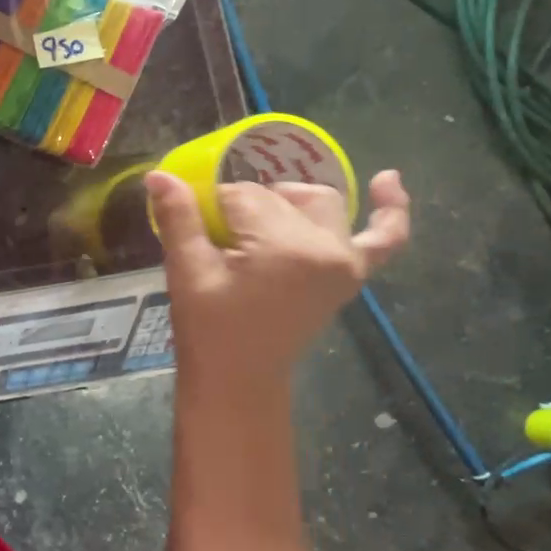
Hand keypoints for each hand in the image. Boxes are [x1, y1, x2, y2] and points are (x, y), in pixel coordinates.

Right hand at [146, 169, 409, 388]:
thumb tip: (159, 175)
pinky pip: (386, 235)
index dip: (208, 206)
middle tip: (212, 236)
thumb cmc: (206, 327)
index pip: (241, 196)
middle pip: (278, 197)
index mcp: (282, 246)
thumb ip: (178, 220)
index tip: (191, 230)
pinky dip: (391, 209)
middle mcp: (326, 245)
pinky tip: (388, 181)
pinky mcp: (354, 272)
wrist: (238, 375)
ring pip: (319, 203)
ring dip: (286, 201)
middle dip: (241, 206)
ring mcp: (347, 259)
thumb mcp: (186, 272)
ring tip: (253, 219)